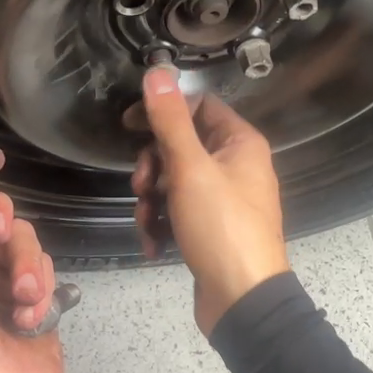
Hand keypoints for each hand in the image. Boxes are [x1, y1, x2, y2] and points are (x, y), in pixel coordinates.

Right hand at [133, 67, 290, 334]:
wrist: (243, 301)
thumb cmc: (221, 227)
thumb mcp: (190, 169)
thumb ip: (170, 120)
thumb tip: (157, 71)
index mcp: (240, 143)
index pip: (198, 105)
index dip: (162, 112)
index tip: (129, 126)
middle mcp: (237, 165)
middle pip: (182, 145)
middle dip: (153, 166)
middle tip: (141, 186)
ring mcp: (226, 198)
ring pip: (175, 181)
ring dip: (152, 200)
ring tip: (148, 221)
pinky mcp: (213, 228)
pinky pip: (180, 212)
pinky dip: (163, 223)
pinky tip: (155, 244)